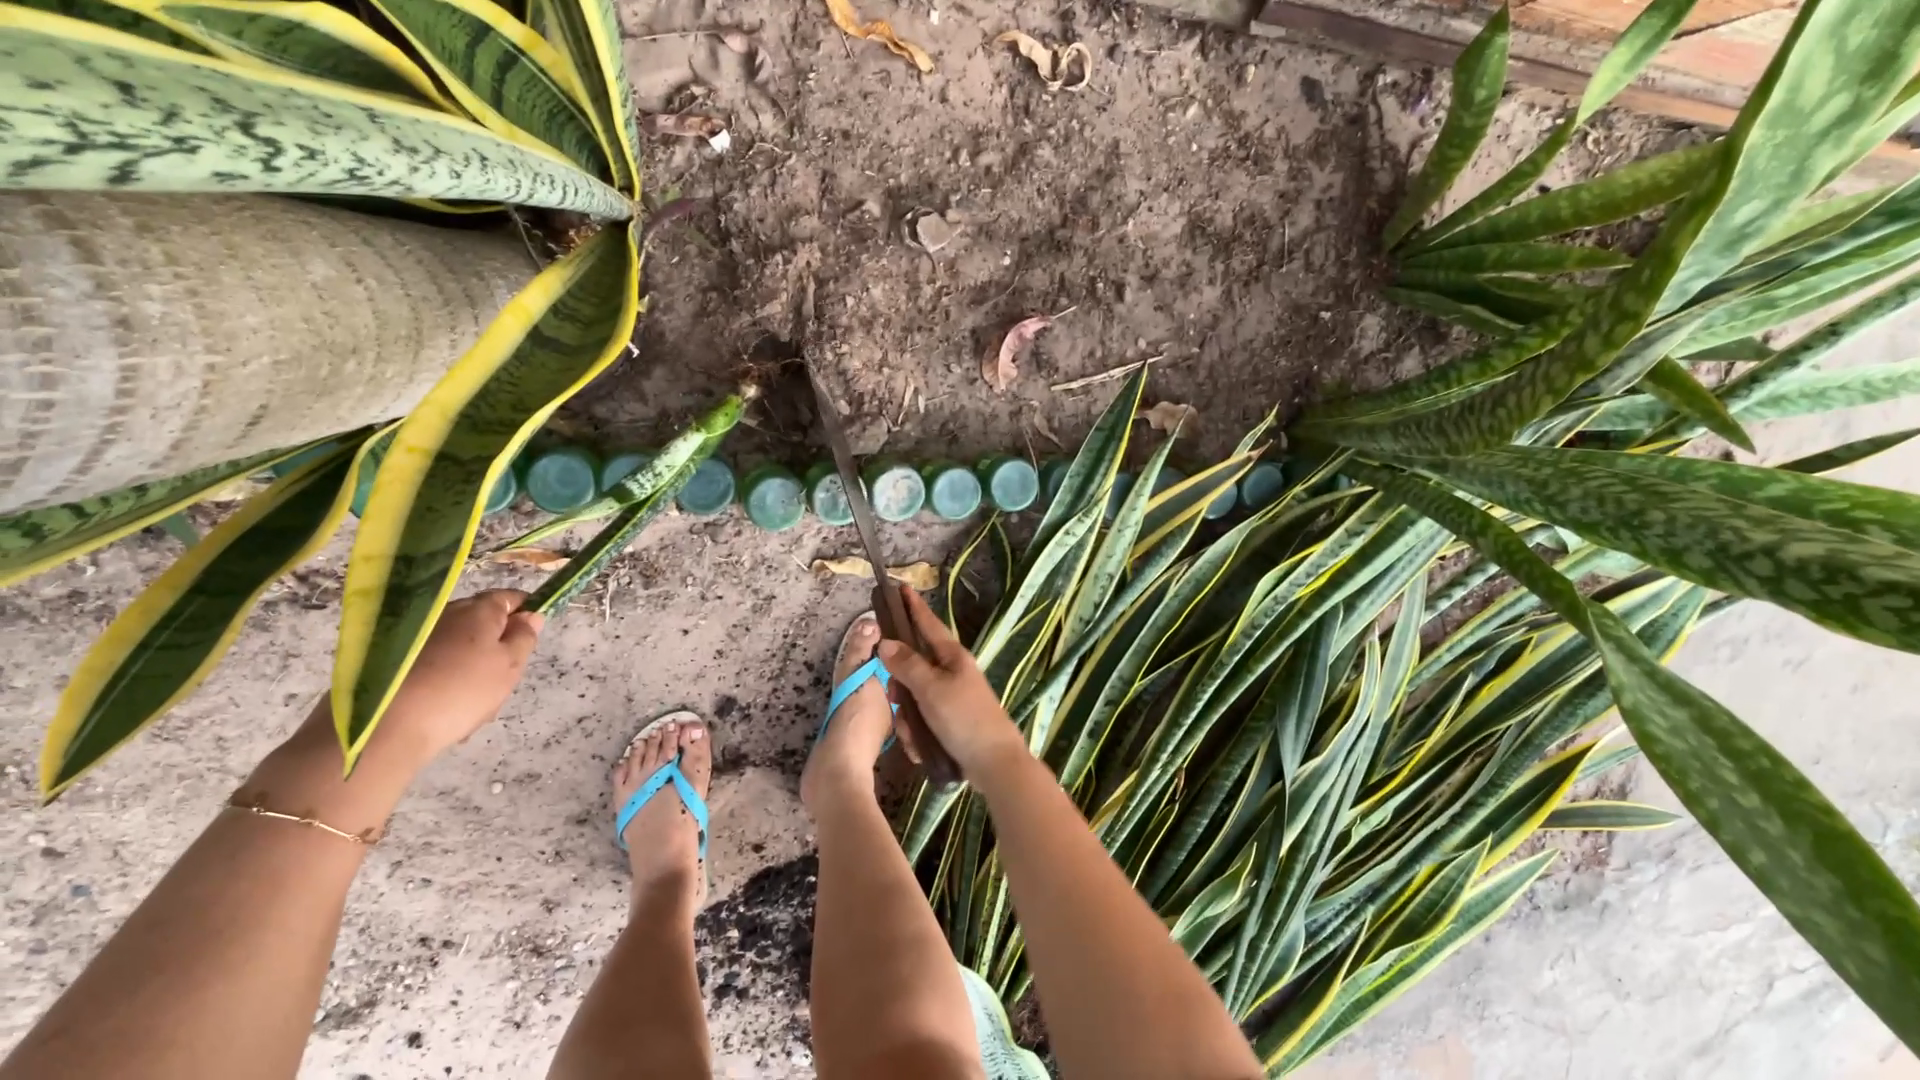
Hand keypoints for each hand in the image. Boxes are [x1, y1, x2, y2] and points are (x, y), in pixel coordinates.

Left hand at [376, 590, 543, 760]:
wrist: (386, 726)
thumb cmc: (461, 691)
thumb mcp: (509, 666)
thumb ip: (524, 637)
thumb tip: (531, 615)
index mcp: (477, 609)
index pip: (510, 598)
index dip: (524, 614)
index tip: (529, 640)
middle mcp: (444, 612)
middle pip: (481, 622)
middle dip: (494, 645)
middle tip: (501, 680)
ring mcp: (415, 635)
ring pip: (456, 645)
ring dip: (467, 666)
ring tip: (469, 703)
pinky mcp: (392, 658)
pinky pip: (432, 663)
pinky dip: (442, 679)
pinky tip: (442, 708)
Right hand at [876, 585, 1028, 777]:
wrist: (993, 763)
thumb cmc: (964, 719)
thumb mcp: (931, 689)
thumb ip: (907, 664)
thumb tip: (886, 641)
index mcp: (952, 657)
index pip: (928, 625)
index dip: (913, 608)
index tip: (900, 587)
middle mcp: (952, 673)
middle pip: (913, 667)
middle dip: (900, 686)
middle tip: (895, 698)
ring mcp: (952, 698)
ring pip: (913, 698)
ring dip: (908, 717)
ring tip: (914, 735)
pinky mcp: (950, 722)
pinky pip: (922, 721)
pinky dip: (918, 735)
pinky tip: (921, 749)